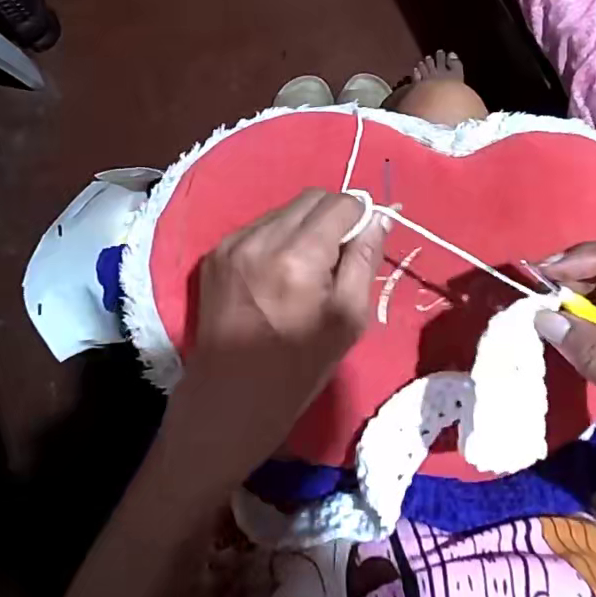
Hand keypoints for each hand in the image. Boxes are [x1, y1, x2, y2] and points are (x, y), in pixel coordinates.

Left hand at [168, 188, 387, 483]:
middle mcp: (262, 238)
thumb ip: (364, 260)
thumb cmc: (299, 367)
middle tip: (338, 255)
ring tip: (306, 267)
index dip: (359, 218)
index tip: (362, 243)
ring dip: (304, 226)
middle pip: (311, 198)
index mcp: (299, 257)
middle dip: (333, 216)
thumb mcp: (348, 320)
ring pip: (285, 210)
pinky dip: (278, 238)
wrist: (230, 398)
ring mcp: (233, 243)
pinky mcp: (215, 253)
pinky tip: (278, 272)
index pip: (341, 203)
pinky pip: (260, 226)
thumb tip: (380, 218)